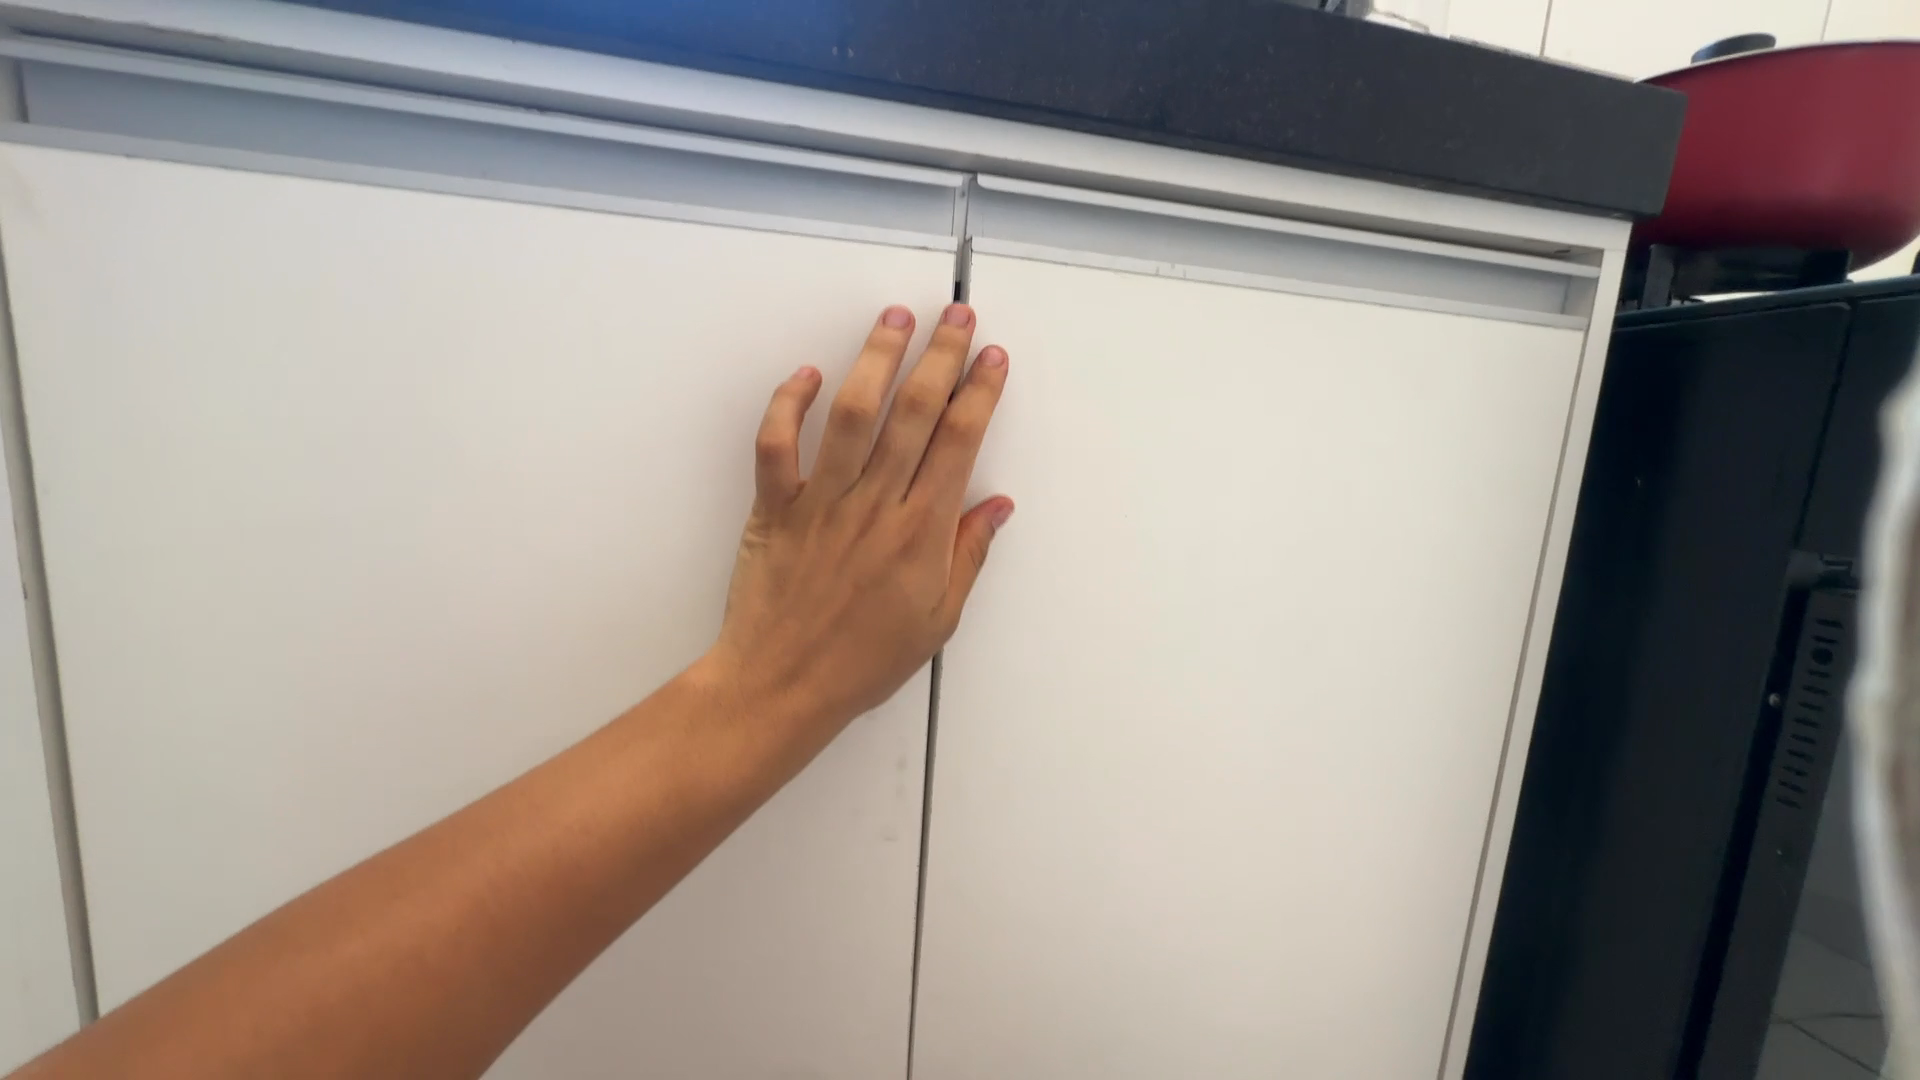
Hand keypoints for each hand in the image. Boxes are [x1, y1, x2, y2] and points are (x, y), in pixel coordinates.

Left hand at [699, 303, 1011, 735]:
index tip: (993, 358)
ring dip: (876, 359)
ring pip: (853, 415)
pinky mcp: (775, 508)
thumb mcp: (938, 619)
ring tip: (895, 317)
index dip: (980, 394)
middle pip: (914, 414)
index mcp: (921, 533)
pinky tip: (805, 373)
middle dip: (940, 357)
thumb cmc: (865, 661)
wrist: (784, 686)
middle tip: (957, 315)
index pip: (958, 444)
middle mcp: (875, 505)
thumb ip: (968, 556)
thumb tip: (997, 506)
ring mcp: (822, 502)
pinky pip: (776, 445)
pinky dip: (787, 405)